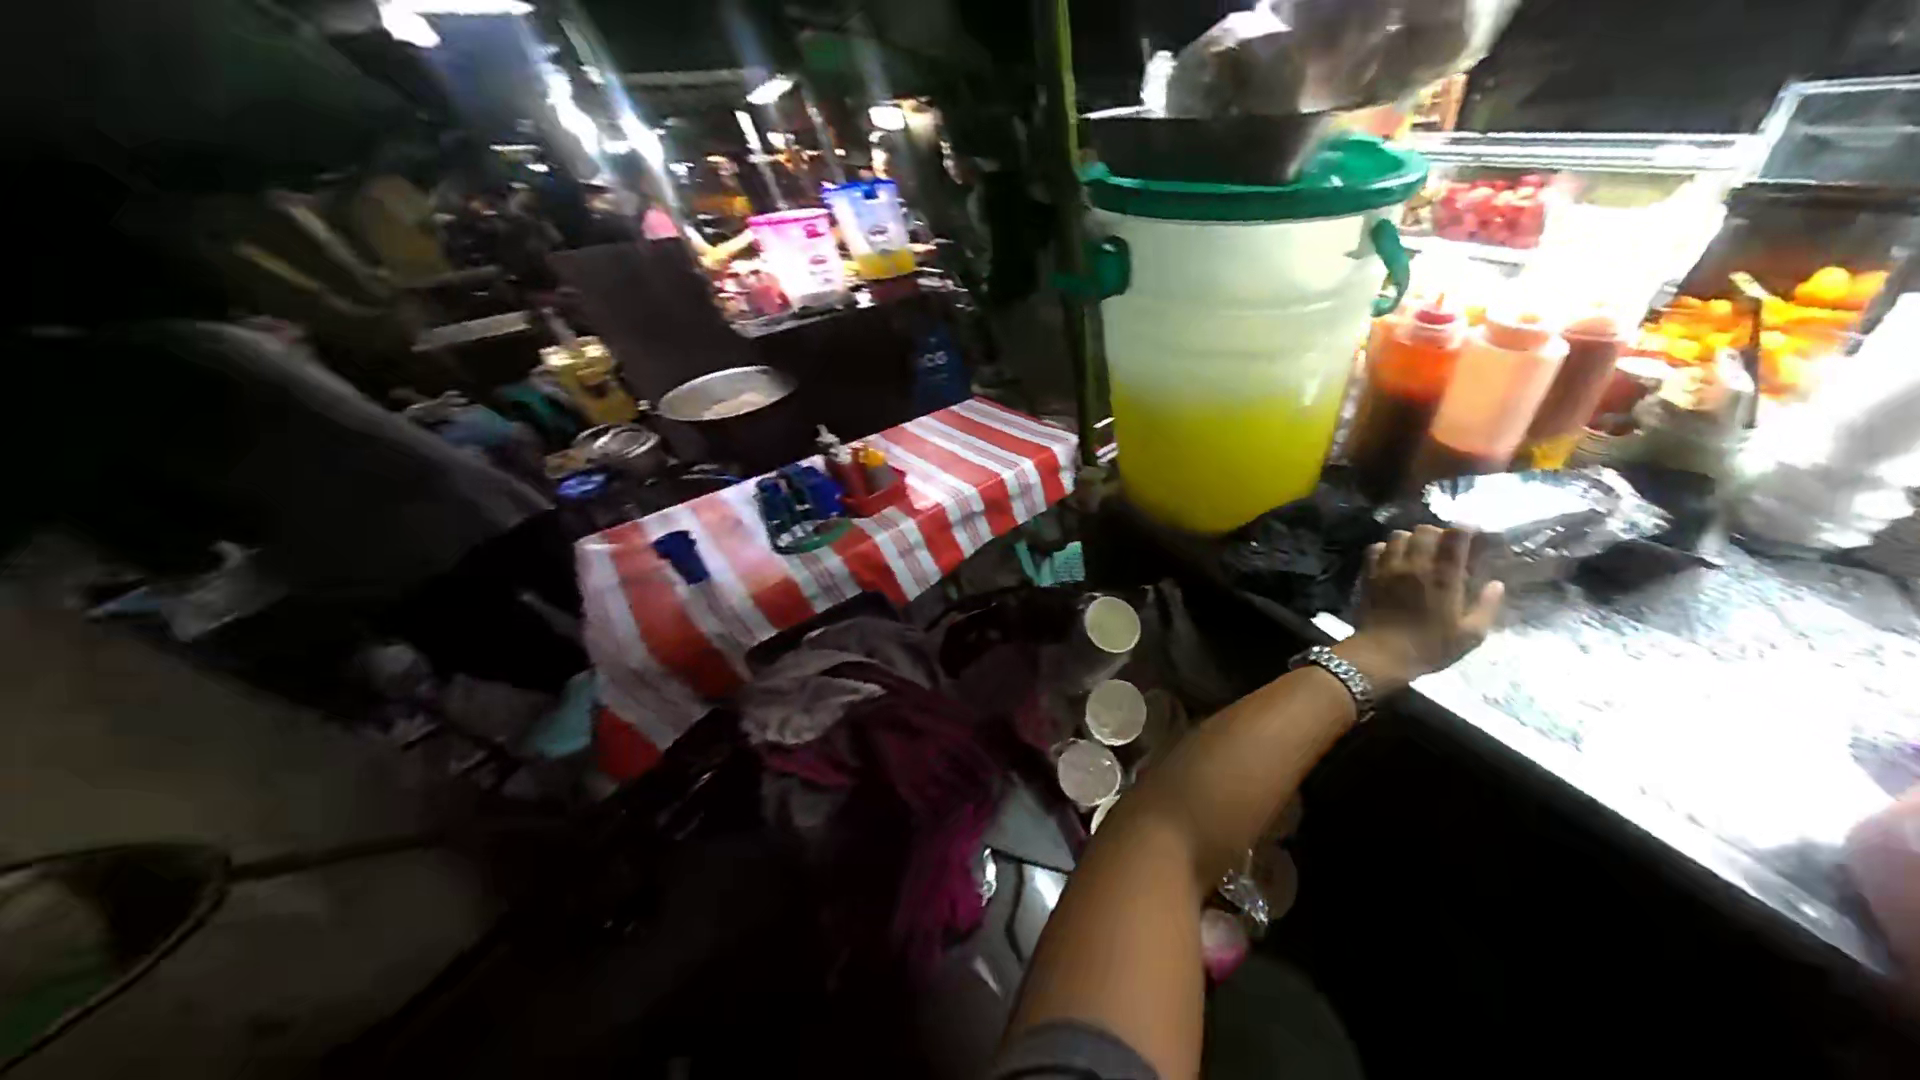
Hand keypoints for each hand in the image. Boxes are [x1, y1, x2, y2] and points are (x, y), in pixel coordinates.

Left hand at [1337, 526, 1503, 693]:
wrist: (1382, 654)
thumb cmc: (1430, 647)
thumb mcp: (1471, 634)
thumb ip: (1487, 606)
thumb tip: (1496, 584)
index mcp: (1443, 577)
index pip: (1454, 536)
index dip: (1464, 530)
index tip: (1471, 536)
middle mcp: (1414, 565)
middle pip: (1424, 530)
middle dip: (1437, 533)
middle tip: (1444, 548)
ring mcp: (1387, 568)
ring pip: (1397, 535)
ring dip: (1410, 539)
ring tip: (1417, 553)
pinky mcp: (1368, 575)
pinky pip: (1375, 549)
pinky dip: (1385, 548)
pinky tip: (1393, 560)